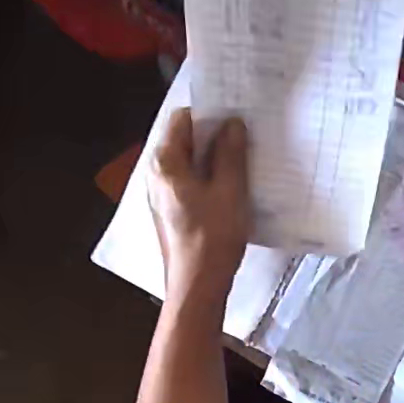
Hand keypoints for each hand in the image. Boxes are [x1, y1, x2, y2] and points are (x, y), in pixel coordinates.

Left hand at [146, 109, 250, 305]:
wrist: (197, 288)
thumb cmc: (212, 238)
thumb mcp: (229, 190)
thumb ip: (230, 153)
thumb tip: (232, 124)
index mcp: (164, 163)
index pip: (183, 119)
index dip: (211, 115)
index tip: (238, 118)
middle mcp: (156, 176)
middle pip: (185, 142)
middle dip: (215, 138)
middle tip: (246, 139)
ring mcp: (163, 198)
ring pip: (190, 166)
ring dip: (215, 162)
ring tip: (244, 164)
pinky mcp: (173, 215)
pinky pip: (191, 186)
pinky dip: (210, 182)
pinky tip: (232, 190)